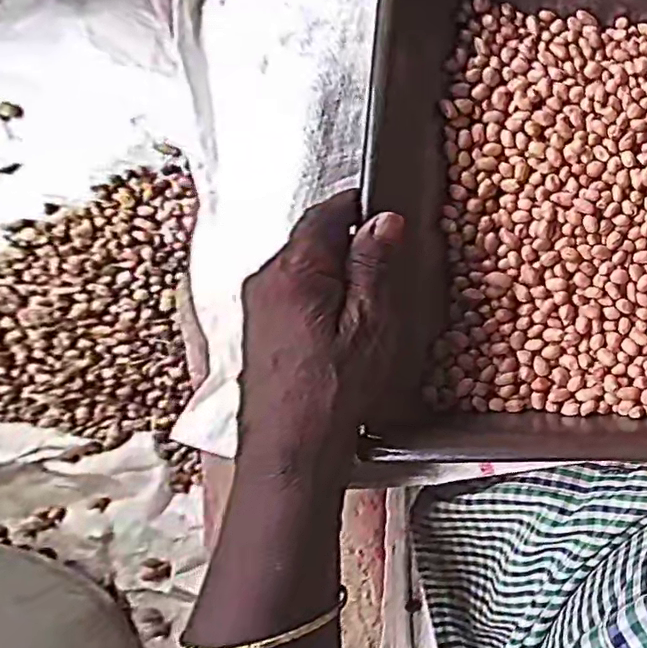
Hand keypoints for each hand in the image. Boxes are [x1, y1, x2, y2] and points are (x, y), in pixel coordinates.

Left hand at [238, 190, 404, 480]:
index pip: (324, 215)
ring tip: (373, 283)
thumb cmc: (338, 384)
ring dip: (335, 262)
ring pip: (300, 264)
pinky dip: (322, 285)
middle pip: (309, 238)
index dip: (357, 205)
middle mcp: (265, 279)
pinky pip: (292, 287)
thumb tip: (383, 220)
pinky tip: (345, 311)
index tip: (386, 206)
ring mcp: (257, 304)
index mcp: (293, 271)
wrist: (293, 442)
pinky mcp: (260, 327)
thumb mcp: (371, 322)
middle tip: (389, 250)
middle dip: (348, 235)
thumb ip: (373, 266)